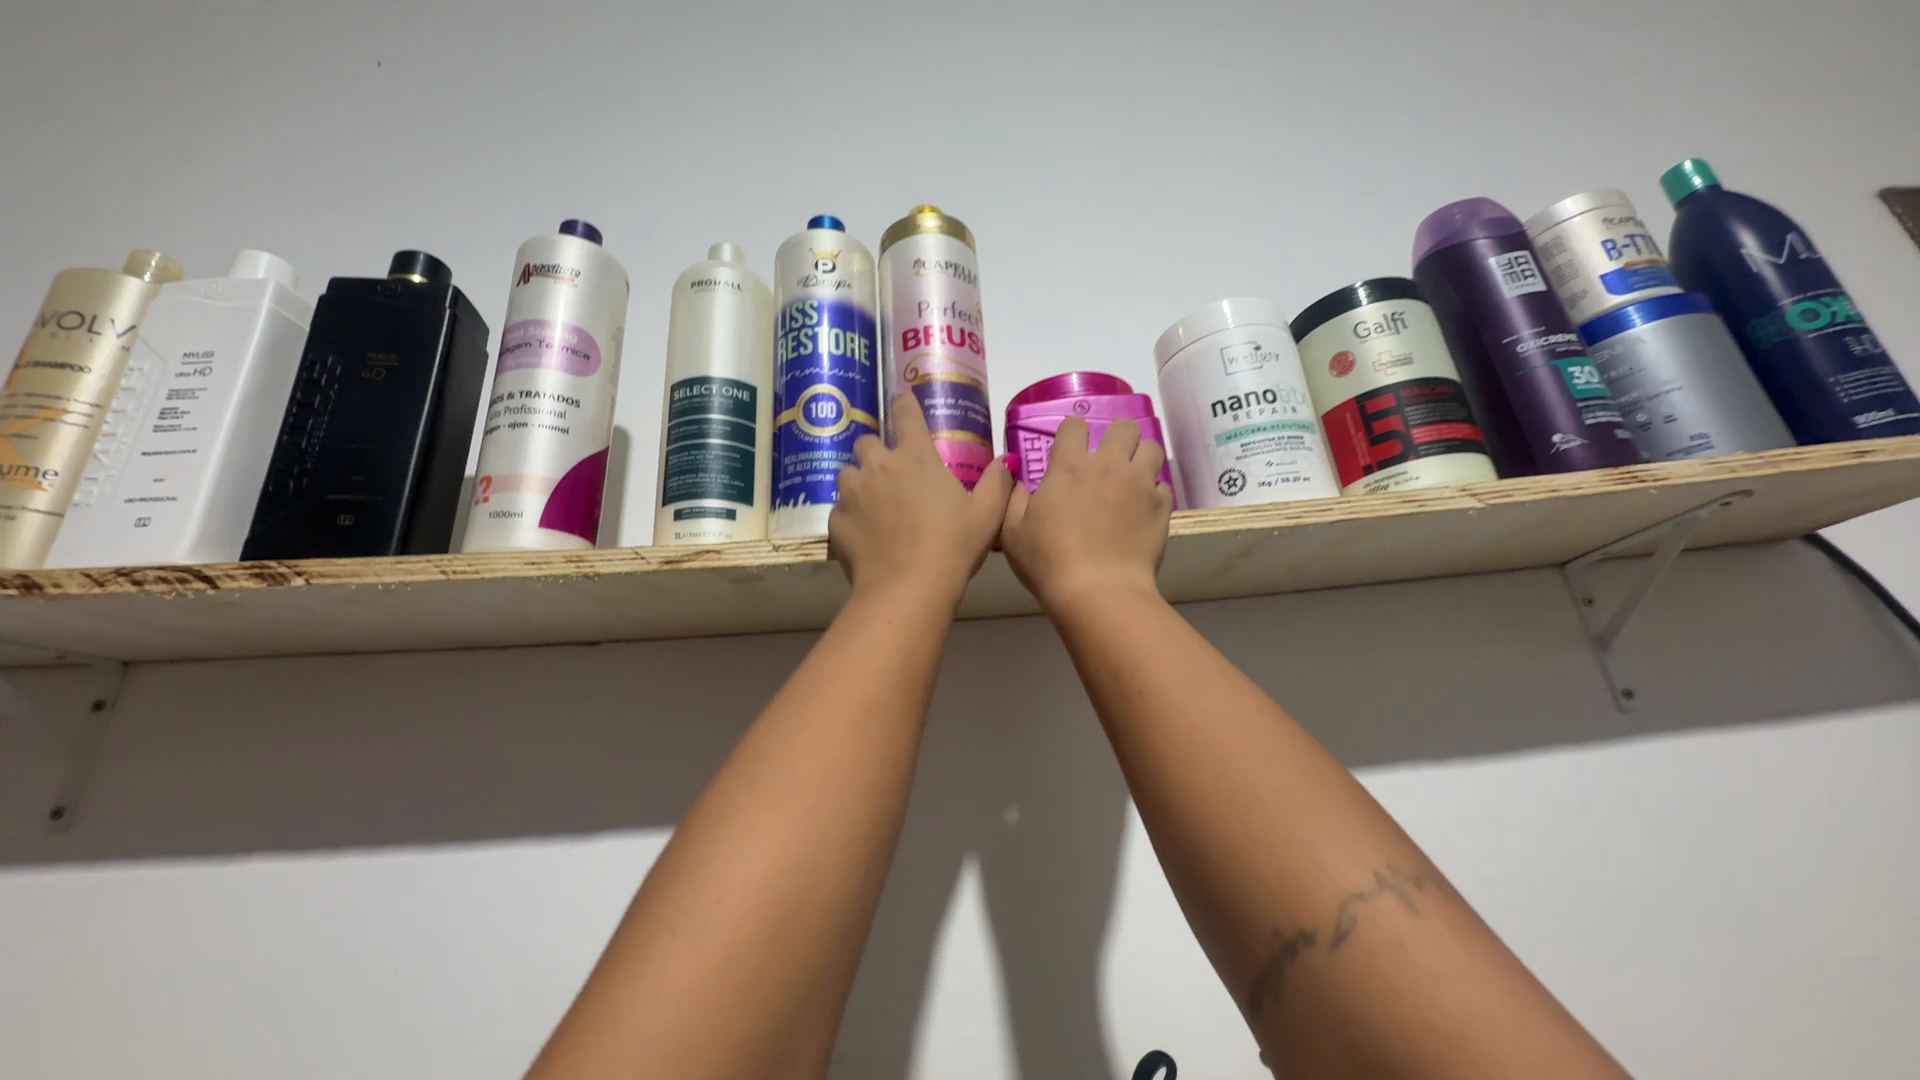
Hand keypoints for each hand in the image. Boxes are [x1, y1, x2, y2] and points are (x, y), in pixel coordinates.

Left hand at [829, 392, 1013, 606]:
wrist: (907, 588)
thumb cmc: (952, 547)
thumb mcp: (986, 515)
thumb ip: (996, 483)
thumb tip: (1005, 462)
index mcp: (916, 457)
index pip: (905, 412)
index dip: (903, 402)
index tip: (901, 398)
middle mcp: (879, 465)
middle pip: (867, 440)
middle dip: (876, 451)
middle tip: (891, 472)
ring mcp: (852, 492)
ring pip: (848, 473)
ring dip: (859, 481)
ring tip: (873, 504)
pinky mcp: (835, 520)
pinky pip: (840, 508)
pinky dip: (851, 515)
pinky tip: (865, 535)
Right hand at [1000, 415, 1171, 613]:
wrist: (1098, 591)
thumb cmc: (1048, 562)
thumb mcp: (1013, 534)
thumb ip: (1015, 501)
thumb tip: (1020, 484)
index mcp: (1069, 467)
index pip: (1074, 425)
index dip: (1072, 433)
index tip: (1070, 450)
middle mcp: (1108, 465)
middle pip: (1123, 426)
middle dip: (1116, 437)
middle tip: (1108, 460)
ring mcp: (1139, 483)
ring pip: (1151, 447)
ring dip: (1141, 457)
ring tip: (1132, 477)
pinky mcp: (1161, 506)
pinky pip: (1163, 485)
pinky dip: (1154, 492)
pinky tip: (1143, 508)